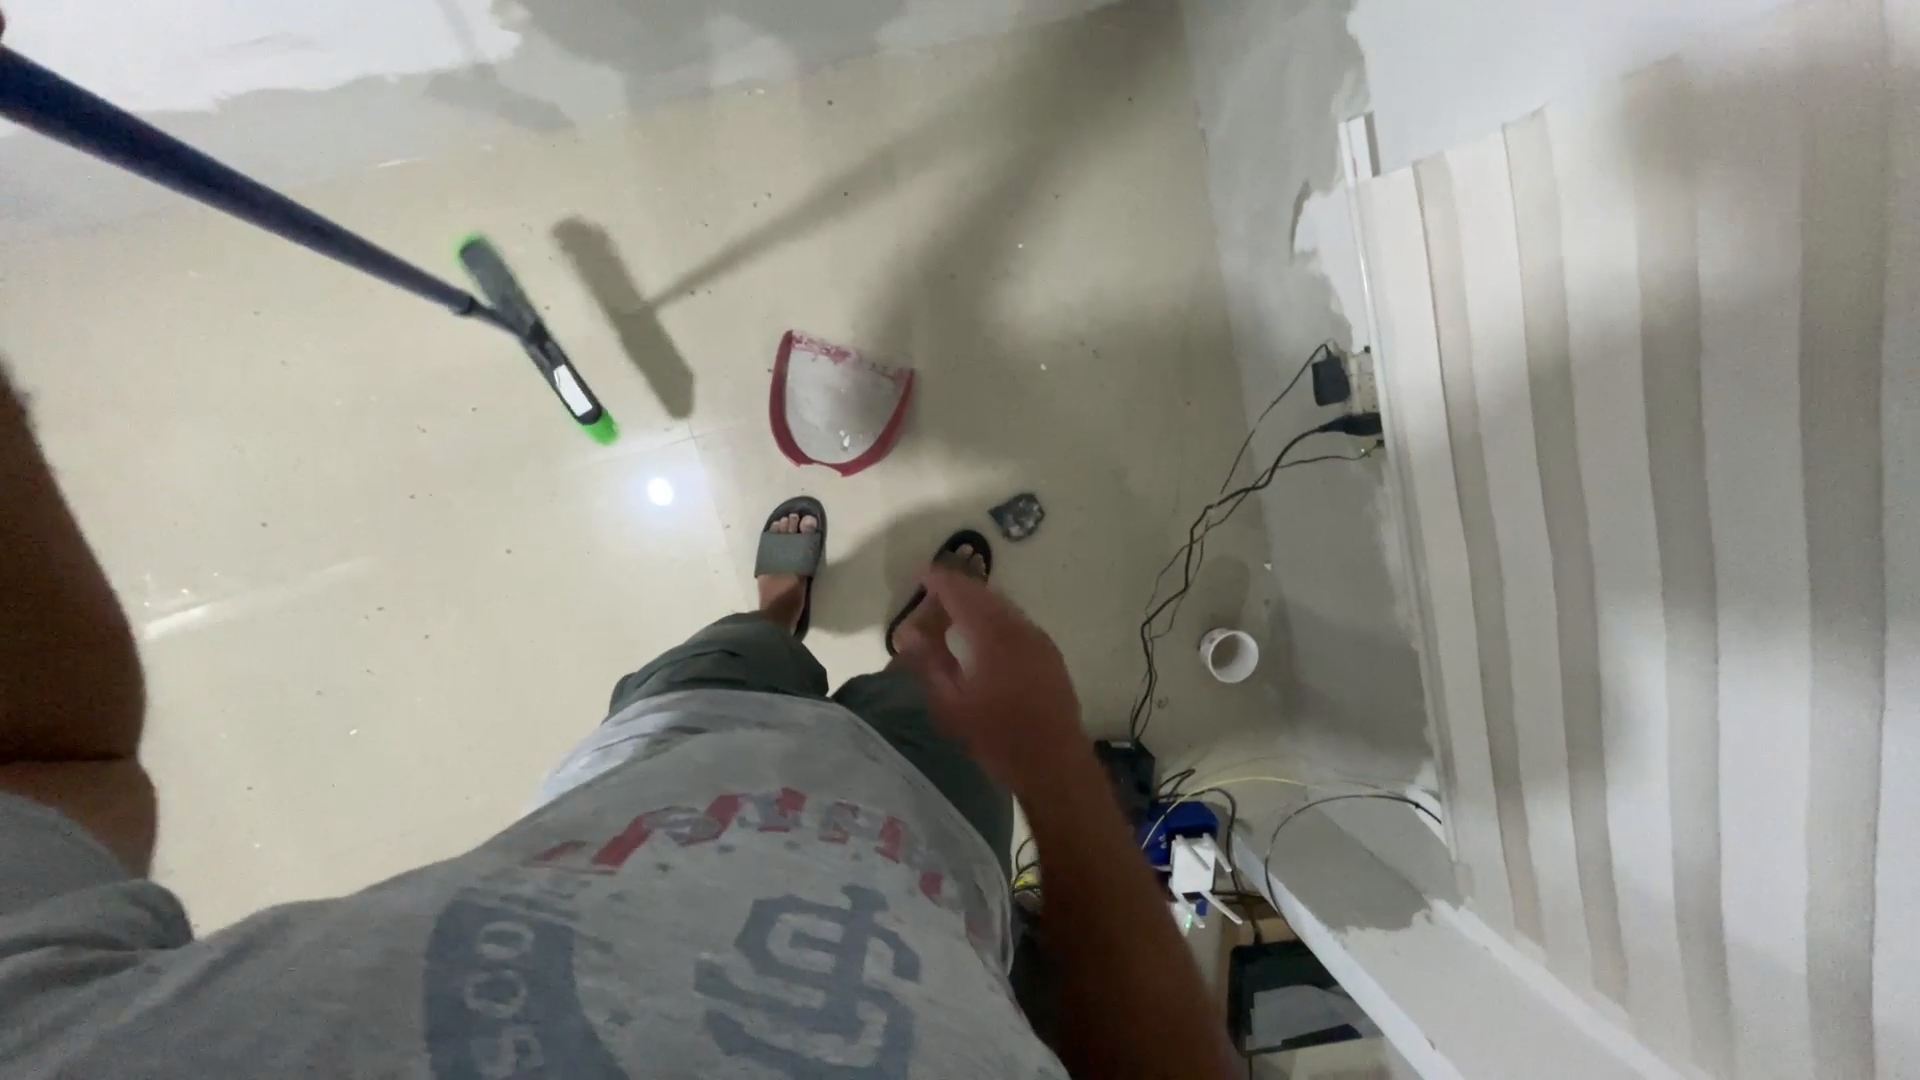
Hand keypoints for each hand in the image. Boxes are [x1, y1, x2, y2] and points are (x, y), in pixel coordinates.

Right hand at [897, 567, 1088, 793]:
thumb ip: (927, 663)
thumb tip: (906, 632)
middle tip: (934, 597)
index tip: (922, 577)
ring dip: (978, 604)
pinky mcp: (1049, 653)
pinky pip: (1017, 622)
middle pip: (984, 594)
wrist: (1054, 761)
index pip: (961, 592)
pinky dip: (995, 619)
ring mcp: (1038, 639)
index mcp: (992, 634)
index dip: (940, 581)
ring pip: (1003, 607)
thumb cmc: (996, 736)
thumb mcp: (950, 705)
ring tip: (954, 617)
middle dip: (958, 589)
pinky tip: (984, 639)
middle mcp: (1018, 627)